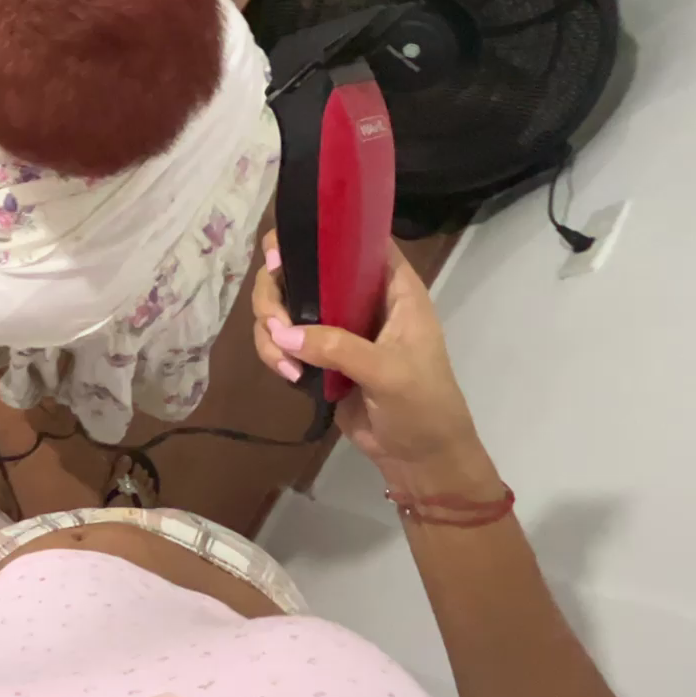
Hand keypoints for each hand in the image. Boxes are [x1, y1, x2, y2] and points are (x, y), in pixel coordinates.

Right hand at [251, 231, 498, 495]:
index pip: (353, 241)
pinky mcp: (315, 352)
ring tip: (284, 365)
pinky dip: (272, 352)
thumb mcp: (390, 373)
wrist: (421, 460)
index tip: (282, 254)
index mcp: (391, 289)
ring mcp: (333, 324)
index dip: (316, 236)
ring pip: (282, 303)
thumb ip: (338, 347)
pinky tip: (288, 375)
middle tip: (273, 322)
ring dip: (270, 329)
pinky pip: (279, 337)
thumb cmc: (424, 408)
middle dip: (275, 292)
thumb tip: (281, 333)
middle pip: (299, 269)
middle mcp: (357, 297)